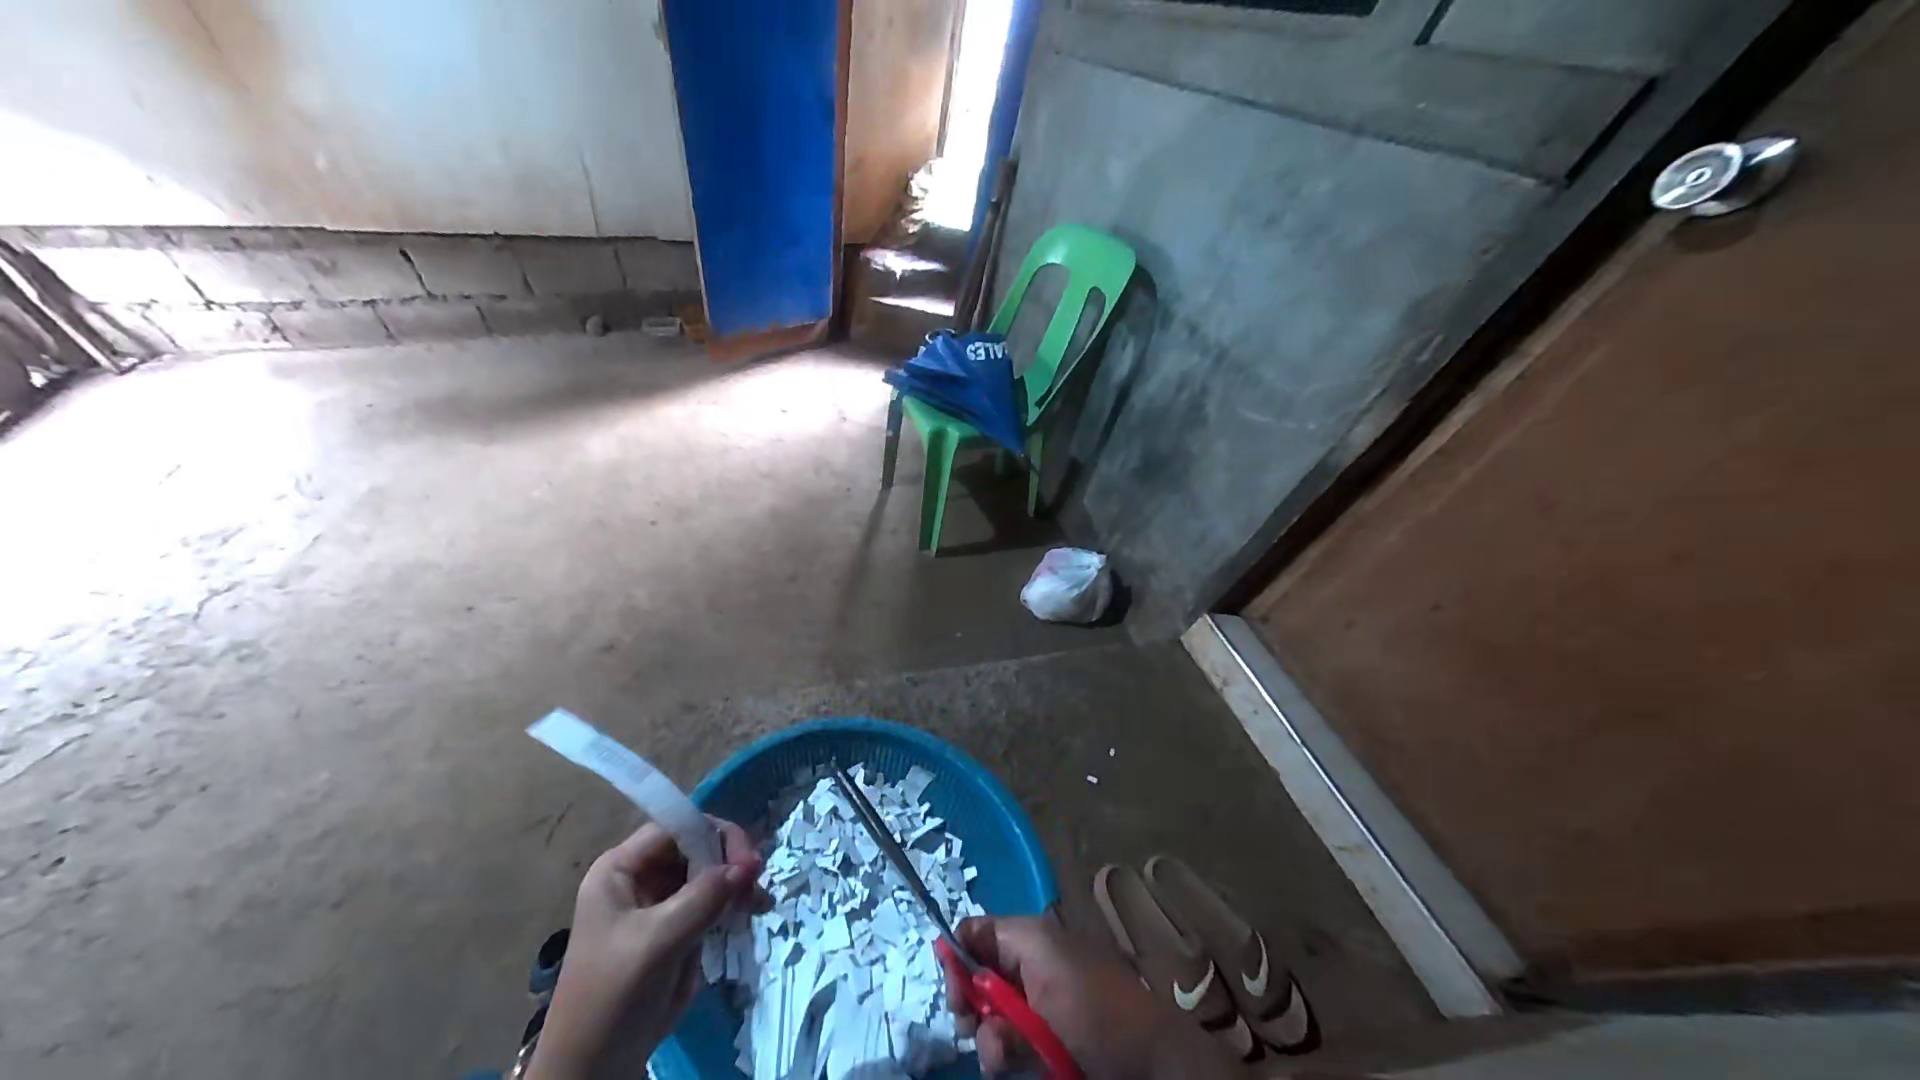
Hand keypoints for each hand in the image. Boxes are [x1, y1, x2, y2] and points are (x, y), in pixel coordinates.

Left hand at [527, 819, 767, 1079]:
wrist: (595, 1066)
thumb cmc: (613, 996)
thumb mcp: (657, 942)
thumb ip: (702, 898)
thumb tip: (747, 866)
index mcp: (621, 869)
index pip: (676, 827)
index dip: (713, 834)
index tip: (746, 861)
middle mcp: (641, 876)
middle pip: (696, 846)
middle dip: (730, 859)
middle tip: (756, 884)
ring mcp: (660, 901)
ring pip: (710, 871)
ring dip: (738, 881)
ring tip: (758, 904)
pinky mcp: (677, 926)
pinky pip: (713, 899)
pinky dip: (735, 902)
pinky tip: (753, 912)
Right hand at [947, 916, 1241, 1079]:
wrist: (1159, 1057)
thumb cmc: (1101, 1024)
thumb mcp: (1045, 1024)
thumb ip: (1001, 1026)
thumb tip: (977, 1032)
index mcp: (1028, 936)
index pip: (973, 932)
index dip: (957, 962)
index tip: (959, 1003)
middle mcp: (1031, 955)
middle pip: (979, 973)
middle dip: (975, 1009)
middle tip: (984, 1039)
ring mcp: (1043, 987)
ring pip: (996, 1008)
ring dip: (996, 1038)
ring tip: (1013, 1060)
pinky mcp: (1054, 1017)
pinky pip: (1017, 1027)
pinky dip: (1015, 1047)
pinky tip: (1029, 1062)